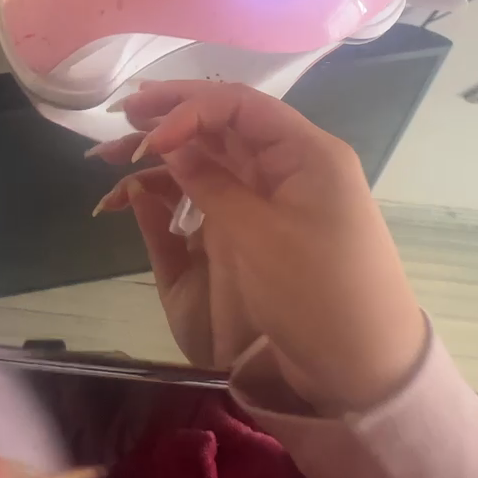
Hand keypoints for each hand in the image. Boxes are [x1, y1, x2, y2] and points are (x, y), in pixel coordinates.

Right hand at [93, 81, 427, 410]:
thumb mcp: (258, 236)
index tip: (149, 139)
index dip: (187, 109)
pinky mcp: (261, 221)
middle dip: (170, 116)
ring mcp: (274, 192)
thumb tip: (168, 144)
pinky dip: (175, 186)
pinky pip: (214, 187)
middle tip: (123, 114)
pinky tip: (138, 190)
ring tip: (114, 154)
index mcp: (304, 152)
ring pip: (212, 154)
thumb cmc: (318, 295)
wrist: (364, 372)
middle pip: (221, 121)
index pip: (237, 105)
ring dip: (165, 152)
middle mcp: (288, 162)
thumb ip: (210, 182)